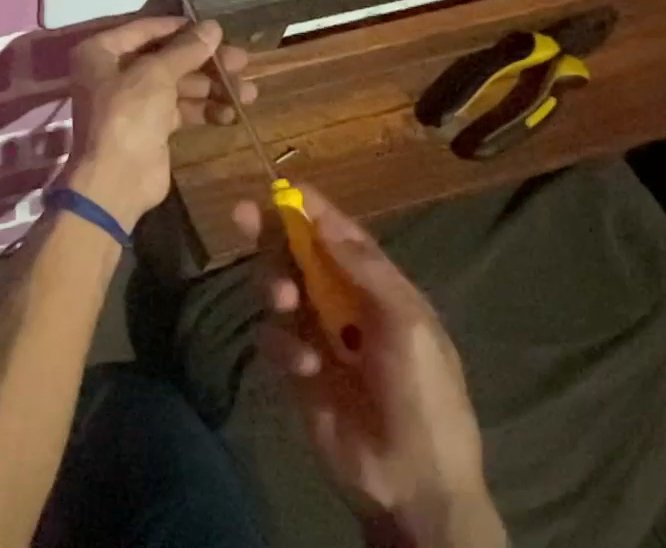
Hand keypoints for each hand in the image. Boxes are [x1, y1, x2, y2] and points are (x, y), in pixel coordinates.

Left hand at [66, 19, 255, 230]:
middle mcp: (113, 72)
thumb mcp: (156, 75)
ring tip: (249, 92)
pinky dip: (204, 110)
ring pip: (177, 85)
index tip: (217, 29)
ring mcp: (132, 101)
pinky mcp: (150, 127)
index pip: (147, 29)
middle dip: (205, 62)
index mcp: (101, 52)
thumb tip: (213, 26)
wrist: (116, 180)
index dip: (182, 29)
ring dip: (212, 87)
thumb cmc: (128, 115)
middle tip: (243, 62)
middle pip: (166, 58)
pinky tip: (231, 114)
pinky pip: (180, 110)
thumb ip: (186, 49)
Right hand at [234, 190, 502, 546]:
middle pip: (298, 255)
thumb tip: (321, 218)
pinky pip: (272, 338)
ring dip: (274, 284)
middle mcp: (345, 303)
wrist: (411, 479)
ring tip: (283, 299)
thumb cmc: (422, 393)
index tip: (281, 187)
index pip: (340, 236)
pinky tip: (303, 365)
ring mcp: (318, 335)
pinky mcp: (294, 369)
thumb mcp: (406, 322)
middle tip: (242, 215)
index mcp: (380, 288)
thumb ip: (363, 267)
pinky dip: (281, 344)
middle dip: (272, 234)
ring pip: (278, 289)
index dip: (312, 210)